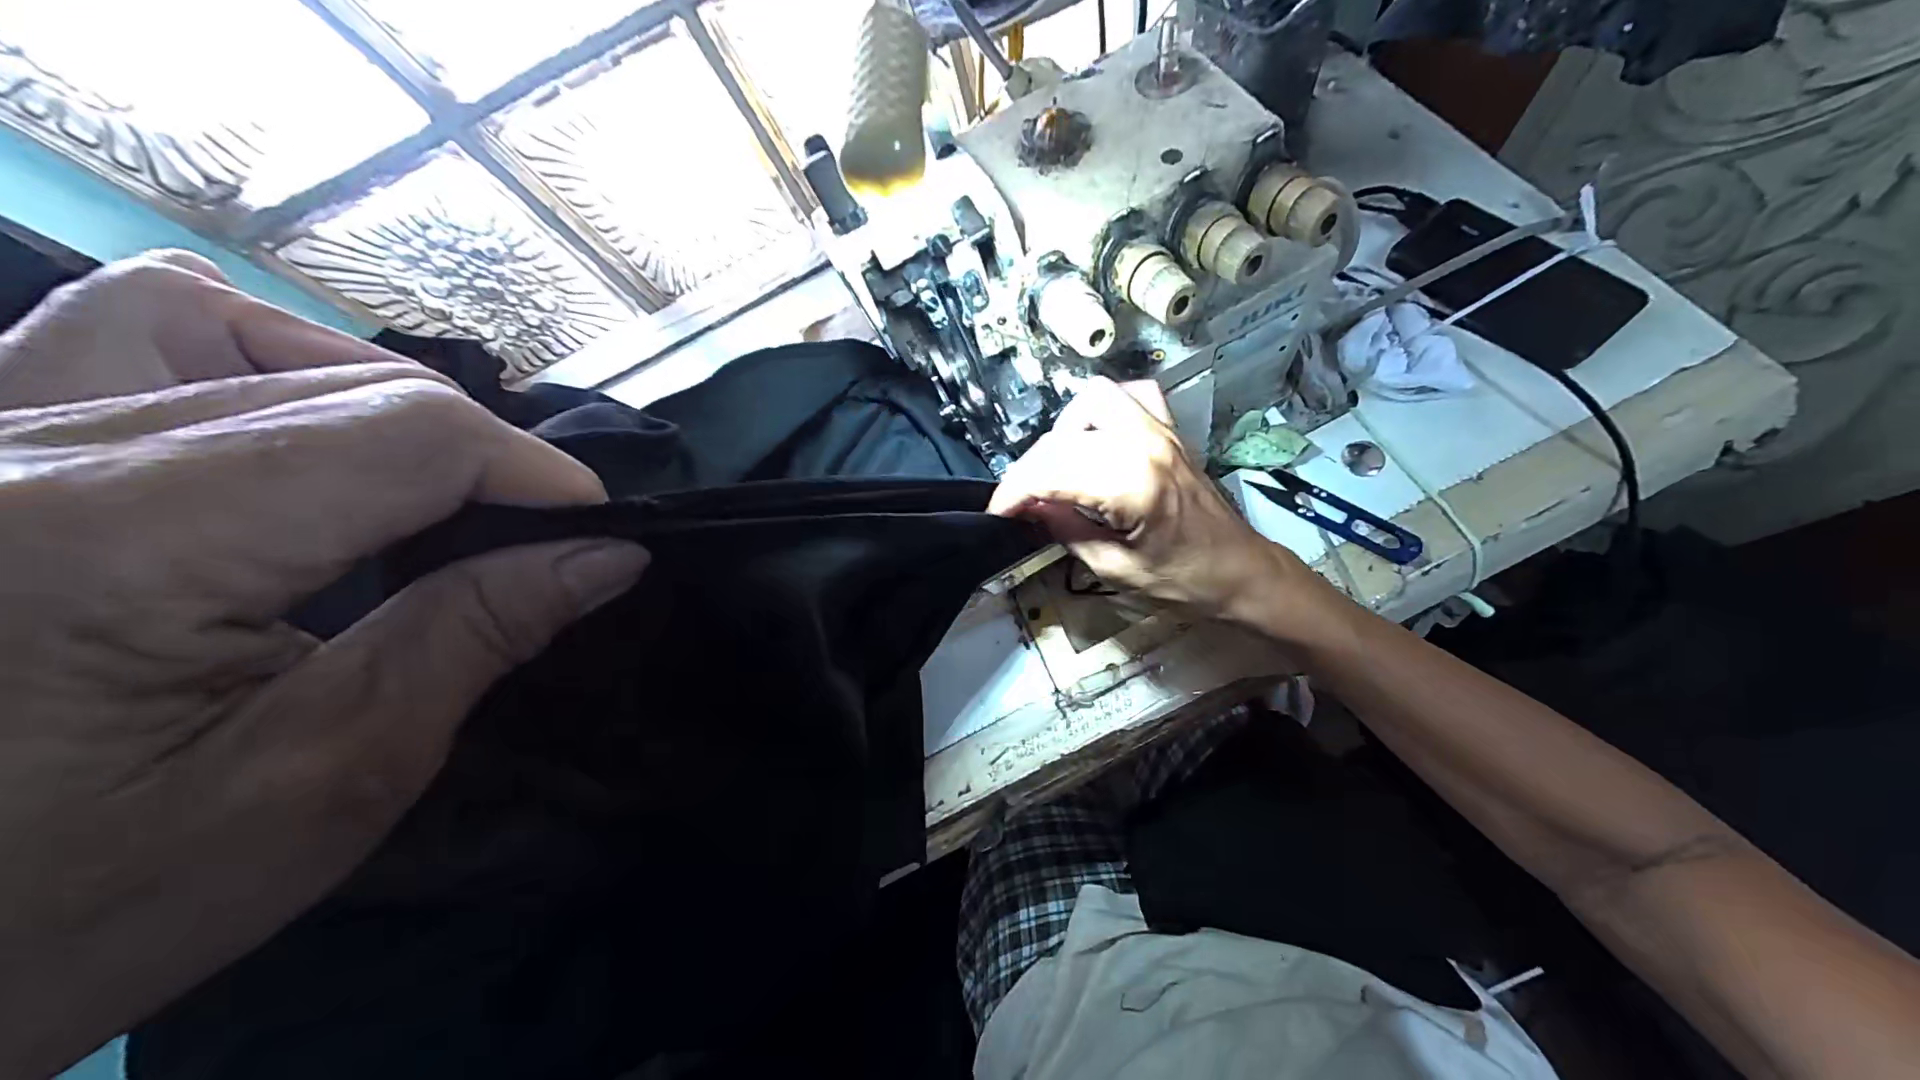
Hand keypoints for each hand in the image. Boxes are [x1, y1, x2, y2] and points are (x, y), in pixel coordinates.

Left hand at [0, 257, 648, 1076]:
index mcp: (102, 545)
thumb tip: (608, 556)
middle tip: (530, 538)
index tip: (601, 534)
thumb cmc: (78, 911)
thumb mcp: (326, 781)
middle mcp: (10, 447)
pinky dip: (250, 365)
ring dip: (366, 397)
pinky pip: (122, 335)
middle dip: (480, 456)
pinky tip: (290, 438)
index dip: (535, 472)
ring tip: (413, 481)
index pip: (402, 436)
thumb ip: (473, 637)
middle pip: (342, 382)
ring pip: (228, 325)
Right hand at [988, 377, 1340, 632]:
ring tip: (1057, 469)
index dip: (1014, 491)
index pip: (1052, 470)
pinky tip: (1095, 438)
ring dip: (1062, 432)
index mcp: (1135, 484)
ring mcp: (1161, 431)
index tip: (999, 512)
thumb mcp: (1115, 569)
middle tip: (1022, 502)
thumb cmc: (1186, 581)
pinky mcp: (1170, 431)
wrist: (1241, 571)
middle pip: (1062, 437)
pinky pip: (1130, 397)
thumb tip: (1030, 506)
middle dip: (1030, 469)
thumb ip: (1066, 529)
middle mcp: (1146, 445)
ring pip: (1091, 401)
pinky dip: (1103, 411)